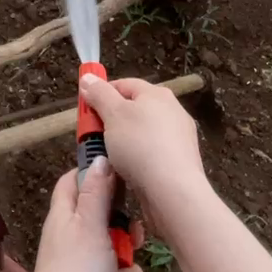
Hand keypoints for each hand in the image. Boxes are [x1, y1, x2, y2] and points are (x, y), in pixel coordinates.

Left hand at [33, 159, 146, 271]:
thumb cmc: (76, 271)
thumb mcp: (88, 225)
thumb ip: (96, 193)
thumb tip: (100, 157)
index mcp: (64, 213)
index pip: (75, 180)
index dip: (95, 173)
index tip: (120, 173)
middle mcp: (75, 236)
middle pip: (106, 219)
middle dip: (124, 229)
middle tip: (133, 234)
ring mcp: (88, 264)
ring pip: (119, 252)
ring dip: (128, 263)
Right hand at [77, 75, 207, 209]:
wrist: (174, 193)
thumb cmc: (140, 145)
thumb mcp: (112, 114)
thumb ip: (98, 93)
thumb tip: (88, 78)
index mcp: (157, 94)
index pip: (123, 85)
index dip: (102, 95)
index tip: (88, 112)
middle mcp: (173, 111)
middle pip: (134, 109)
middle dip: (113, 120)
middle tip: (96, 135)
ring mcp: (181, 139)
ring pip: (143, 134)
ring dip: (125, 142)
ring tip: (110, 157)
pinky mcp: (183, 164)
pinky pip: (153, 154)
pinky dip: (140, 160)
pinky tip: (129, 172)